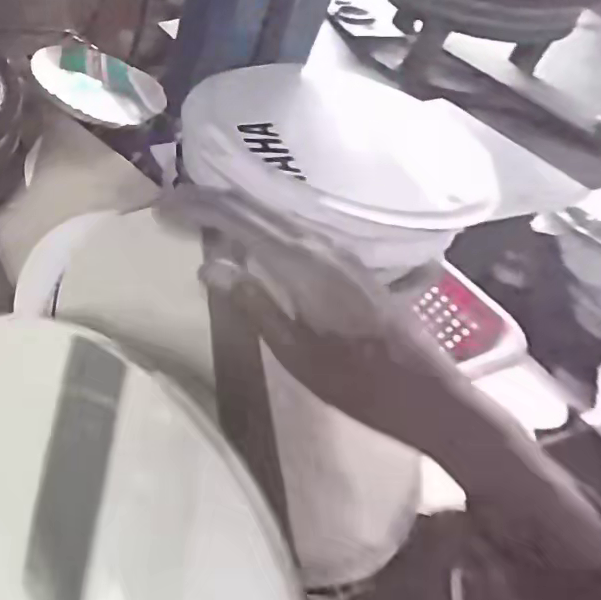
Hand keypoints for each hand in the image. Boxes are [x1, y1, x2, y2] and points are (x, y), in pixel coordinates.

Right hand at [154, 184, 491, 464]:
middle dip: (207, 198)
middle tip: (168, 199)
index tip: (162, 205)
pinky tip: (241, 228)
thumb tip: (207, 265)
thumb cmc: (362, 386)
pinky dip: (253, 219)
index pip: (239, 219)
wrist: (438, 401)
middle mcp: (318, 244)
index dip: (197, 207)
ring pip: (269, 212)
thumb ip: (252, 303)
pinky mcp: (342, 259)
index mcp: (303, 263)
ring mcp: (335, 249)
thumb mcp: (296, 353)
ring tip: (193, 207)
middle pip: (253, 207)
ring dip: (229, 206)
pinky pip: (285, 225)